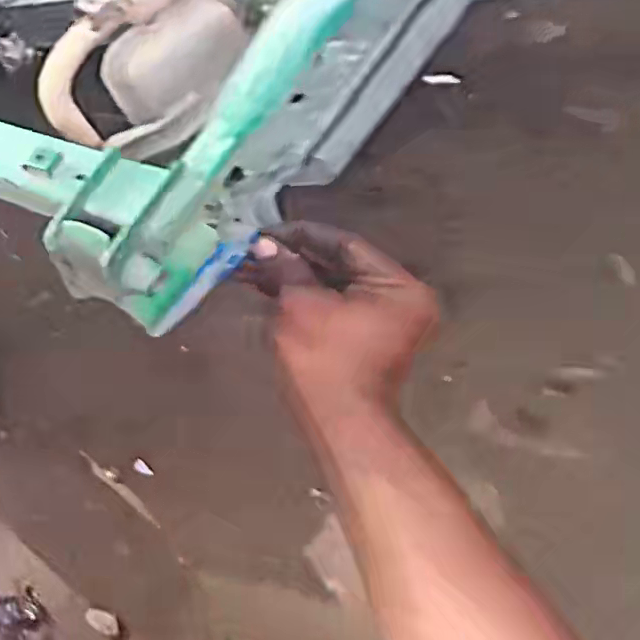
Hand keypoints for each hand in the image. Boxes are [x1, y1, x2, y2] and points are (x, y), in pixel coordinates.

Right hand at [242, 222, 438, 424]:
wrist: (335, 408)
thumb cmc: (325, 351)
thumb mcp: (301, 302)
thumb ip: (285, 267)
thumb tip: (262, 243)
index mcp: (398, 286)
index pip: (345, 245)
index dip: (300, 234)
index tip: (260, 230)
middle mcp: (394, 296)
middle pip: (334, 262)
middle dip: (288, 253)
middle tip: (247, 245)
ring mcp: (374, 314)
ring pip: (323, 280)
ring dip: (283, 271)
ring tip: (241, 262)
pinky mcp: (352, 327)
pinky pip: (321, 298)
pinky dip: (290, 289)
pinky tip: (253, 280)